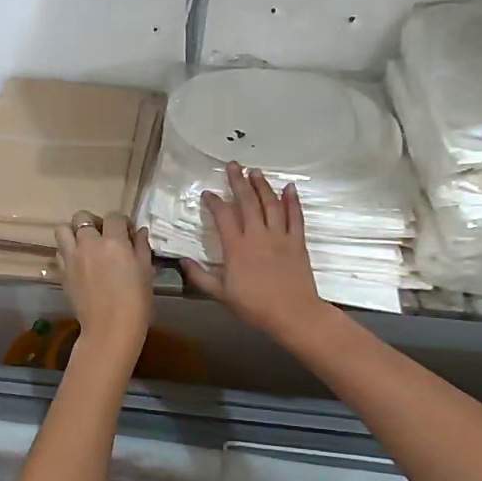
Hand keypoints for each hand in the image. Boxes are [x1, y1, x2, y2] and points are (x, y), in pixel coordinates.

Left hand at [54, 212, 152, 354]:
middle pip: (82, 217)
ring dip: (73, 233)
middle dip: (92, 222)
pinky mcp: (61, 272)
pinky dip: (66, 252)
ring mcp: (71, 257)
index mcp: (114, 241)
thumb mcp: (145, 271)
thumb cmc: (135, 301)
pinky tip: (77, 262)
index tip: (126, 232)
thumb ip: (141, 247)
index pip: (114, 217)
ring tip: (83, 245)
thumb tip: (139, 232)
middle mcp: (89, 244)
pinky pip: (58, 252)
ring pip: (62, 230)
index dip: (121, 222)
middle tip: (102, 236)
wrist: (110, 327)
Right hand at [183, 163, 336, 346]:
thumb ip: (200, 276)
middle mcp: (258, 236)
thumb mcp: (221, 294)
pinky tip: (289, 188)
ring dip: (262, 186)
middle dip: (239, 182)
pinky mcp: (298, 242)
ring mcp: (280, 237)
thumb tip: (183, 261)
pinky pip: (296, 217)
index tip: (207, 193)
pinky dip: (293, 201)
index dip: (214, 203)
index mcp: (236, 248)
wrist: (293, 314)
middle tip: (233, 166)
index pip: (223, 217)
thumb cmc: (254, 306)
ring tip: (255, 172)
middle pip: (247, 202)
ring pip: (271, 204)